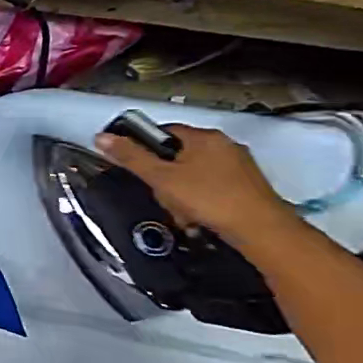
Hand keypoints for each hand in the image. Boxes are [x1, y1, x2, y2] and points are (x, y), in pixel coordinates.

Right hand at [94, 123, 301, 244]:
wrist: (260, 231)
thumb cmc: (210, 199)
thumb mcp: (161, 178)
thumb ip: (131, 157)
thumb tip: (102, 137)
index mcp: (204, 137)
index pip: (163, 131)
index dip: (145, 148)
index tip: (137, 167)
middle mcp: (225, 146)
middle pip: (178, 155)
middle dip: (165, 178)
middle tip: (162, 194)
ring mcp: (239, 166)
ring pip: (194, 174)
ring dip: (181, 193)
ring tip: (182, 211)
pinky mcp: (248, 187)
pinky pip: (211, 188)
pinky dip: (200, 201)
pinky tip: (198, 217)